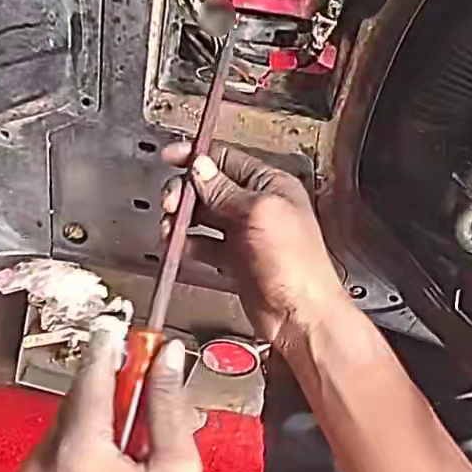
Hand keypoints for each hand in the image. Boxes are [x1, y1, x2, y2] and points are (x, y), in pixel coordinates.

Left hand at [14, 322, 201, 471]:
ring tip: (136, 445)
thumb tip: (166, 361)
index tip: (121, 327)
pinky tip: (114, 465)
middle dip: (113, 388)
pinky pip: (58, 448)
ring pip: (69, 422)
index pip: (93, 375)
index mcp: (78, 451)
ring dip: (101, 418)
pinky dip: (86, 442)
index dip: (111, 346)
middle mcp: (43, 461)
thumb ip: (168, 406)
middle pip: (81, 398)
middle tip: (146, 386)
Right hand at [161, 141, 352, 354]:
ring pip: (203, 215)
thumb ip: (225, 189)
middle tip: (172, 202)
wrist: (300, 315)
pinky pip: (204, 244)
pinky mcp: (234, 259)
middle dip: (185, 191)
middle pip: (209, 187)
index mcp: (270, 185)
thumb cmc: (296, 264)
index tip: (172, 157)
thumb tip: (200, 167)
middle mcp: (257, 206)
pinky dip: (188, 243)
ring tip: (170, 225)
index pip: (226, 159)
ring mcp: (245, 234)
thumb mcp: (259, 213)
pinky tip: (180, 245)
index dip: (197, 157)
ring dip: (182, 217)